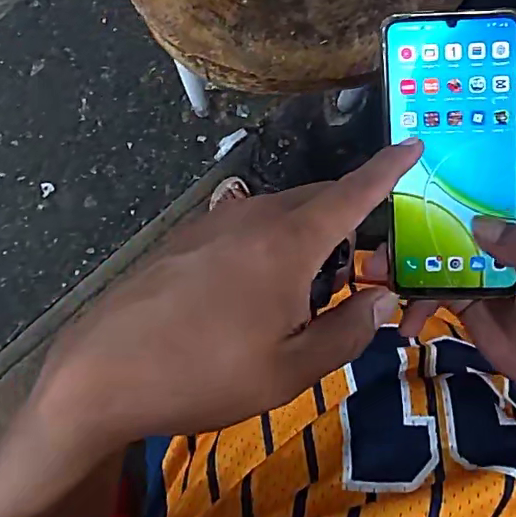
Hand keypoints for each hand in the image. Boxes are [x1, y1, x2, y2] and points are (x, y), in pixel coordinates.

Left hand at [31, 141, 422, 452]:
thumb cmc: (204, 372)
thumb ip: (347, 331)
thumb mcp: (290, 369)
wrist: (103, 369)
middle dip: (346, 225)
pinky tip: (247, 297)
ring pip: (282, 214)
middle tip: (350, 278)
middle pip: (318, 202)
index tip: (412, 144)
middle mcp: (255, 215)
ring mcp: (217, 220)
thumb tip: (383, 300)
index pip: (352, 192)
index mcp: (289, 241)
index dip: (388, 168)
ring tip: (295, 301)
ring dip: (306, 241)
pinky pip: (249, 226)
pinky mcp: (189, 234)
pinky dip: (270, 246)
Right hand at [374, 177, 515, 423]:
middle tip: (385, 224)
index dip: (467, 165)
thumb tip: (478, 222)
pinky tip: (404, 322)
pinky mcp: (461, 294)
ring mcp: (476, 264)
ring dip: (403, 261)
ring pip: (432, 249)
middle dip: (415, 215)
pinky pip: (429, 288)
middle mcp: (499, 234)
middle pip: (452, 211)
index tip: (427, 157)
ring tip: (377, 275)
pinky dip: (413, 302)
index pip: (497, 180)